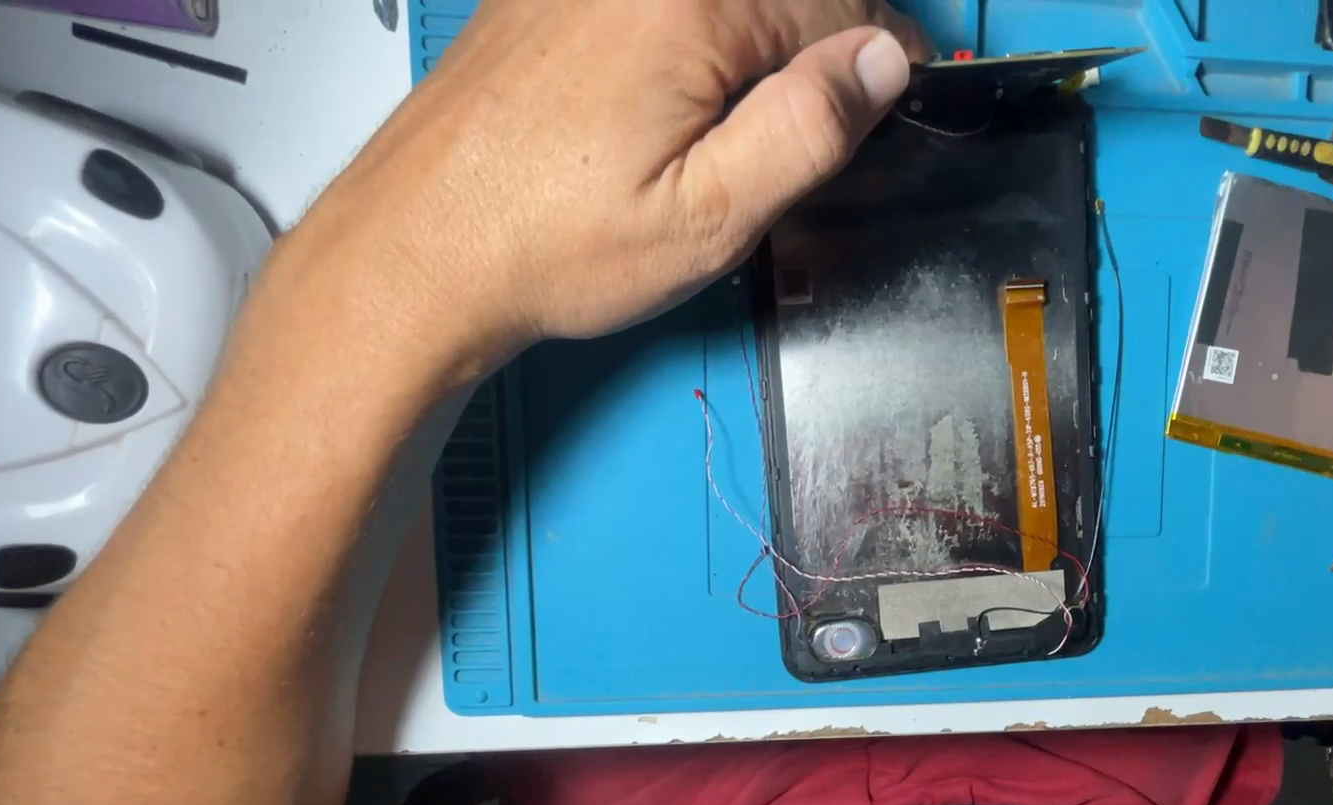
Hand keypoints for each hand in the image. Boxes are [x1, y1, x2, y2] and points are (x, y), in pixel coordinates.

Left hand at [280, 0, 929, 381]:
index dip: (885, 55)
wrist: (423, 250)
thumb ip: (805, 131)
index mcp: (689, 7)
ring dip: (772, 37)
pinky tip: (703, 93)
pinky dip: (712, 36)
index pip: (837, 6)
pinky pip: (667, 2)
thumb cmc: (562, 248)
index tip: (909, 94)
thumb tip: (882, 62)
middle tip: (846, 116)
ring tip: (777, 116)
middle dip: (829, 40)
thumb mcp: (710, 217)